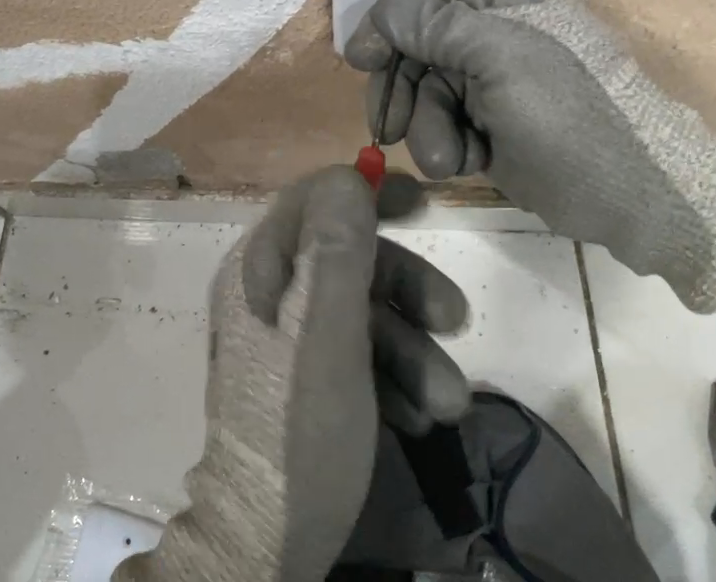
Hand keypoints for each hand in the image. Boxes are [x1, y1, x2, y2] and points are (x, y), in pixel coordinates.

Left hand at [117, 167, 469, 581]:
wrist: (269, 538)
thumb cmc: (299, 429)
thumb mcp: (326, 335)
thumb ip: (337, 253)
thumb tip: (349, 177)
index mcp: (258, 271)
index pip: (312, 202)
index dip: (366, 194)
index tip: (423, 203)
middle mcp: (268, 294)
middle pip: (350, 259)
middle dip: (408, 289)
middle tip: (456, 321)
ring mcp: (288, 338)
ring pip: (365, 313)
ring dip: (413, 351)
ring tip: (445, 404)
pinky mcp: (309, 379)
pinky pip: (361, 355)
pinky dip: (395, 379)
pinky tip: (417, 418)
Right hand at [343, 0, 715, 311]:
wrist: (632, 195)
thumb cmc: (570, 113)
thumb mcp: (500, 58)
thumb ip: (432, 25)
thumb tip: (375, 11)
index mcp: (505, 0)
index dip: (388, 26)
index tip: (362, 62)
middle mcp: (494, 34)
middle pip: (415, 48)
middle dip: (405, 91)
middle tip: (389, 129)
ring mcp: (493, 82)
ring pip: (425, 94)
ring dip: (427, 128)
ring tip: (447, 159)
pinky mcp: (491, 125)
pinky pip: (445, 126)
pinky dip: (449, 146)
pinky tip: (472, 162)